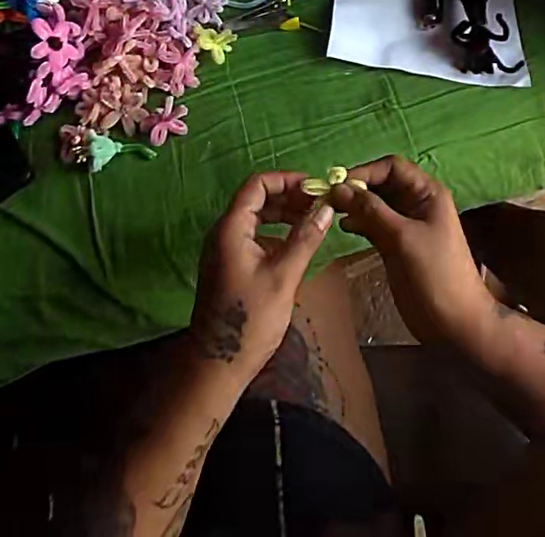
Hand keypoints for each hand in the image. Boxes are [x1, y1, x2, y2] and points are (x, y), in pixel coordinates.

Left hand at [188, 172, 333, 377]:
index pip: (257, 185)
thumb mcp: (284, 276)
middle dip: (289, 196)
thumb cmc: (250, 319)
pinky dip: (276, 231)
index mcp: (231, 229)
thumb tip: (326, 208)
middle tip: (319, 203)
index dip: (287, 180)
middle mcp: (223, 232)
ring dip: (284, 213)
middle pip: (256, 198)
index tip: (315, 187)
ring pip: (256, 217)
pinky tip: (297, 243)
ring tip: (313, 219)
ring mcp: (224, 249)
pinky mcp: (229, 264)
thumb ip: (305, 238)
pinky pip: (254, 235)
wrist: (218, 365)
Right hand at [324, 156, 495, 347]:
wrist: (454, 323)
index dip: (366, 171)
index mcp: (427, 192)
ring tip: (331, 211)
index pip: (392, 167)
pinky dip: (358, 222)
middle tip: (328, 198)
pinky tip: (343, 226)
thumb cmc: (435, 274)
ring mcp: (405, 224)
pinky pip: (373, 223)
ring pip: (374, 203)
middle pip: (381, 183)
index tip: (338, 183)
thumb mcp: (403, 238)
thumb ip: (372, 211)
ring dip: (354, 204)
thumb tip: (340, 188)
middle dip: (356, 187)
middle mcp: (416, 202)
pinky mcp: (395, 243)